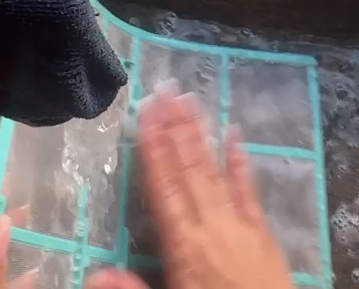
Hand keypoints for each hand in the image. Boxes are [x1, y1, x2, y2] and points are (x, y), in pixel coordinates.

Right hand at [87, 89, 293, 288]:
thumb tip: (94, 272)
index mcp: (185, 247)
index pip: (164, 187)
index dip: (153, 147)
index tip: (145, 111)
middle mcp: (212, 227)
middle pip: (189, 170)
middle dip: (175, 127)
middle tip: (166, 88)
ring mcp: (241, 228)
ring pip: (215, 172)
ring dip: (200, 135)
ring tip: (190, 98)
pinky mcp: (265, 236)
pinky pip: (250, 193)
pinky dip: (240, 162)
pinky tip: (235, 133)